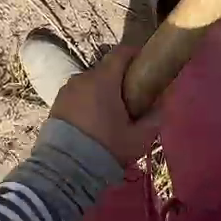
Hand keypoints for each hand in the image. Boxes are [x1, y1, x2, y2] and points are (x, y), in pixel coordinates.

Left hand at [47, 45, 159, 163]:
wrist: (65, 168)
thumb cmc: (106, 147)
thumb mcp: (138, 138)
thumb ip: (155, 117)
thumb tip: (163, 101)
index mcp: (104, 79)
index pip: (122, 52)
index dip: (136, 54)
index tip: (145, 64)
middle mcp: (83, 77)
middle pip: (106, 69)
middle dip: (120, 79)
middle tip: (132, 98)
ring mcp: (67, 89)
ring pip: (91, 83)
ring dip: (102, 91)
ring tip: (110, 114)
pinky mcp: (56, 103)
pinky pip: (77, 95)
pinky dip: (87, 102)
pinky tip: (92, 121)